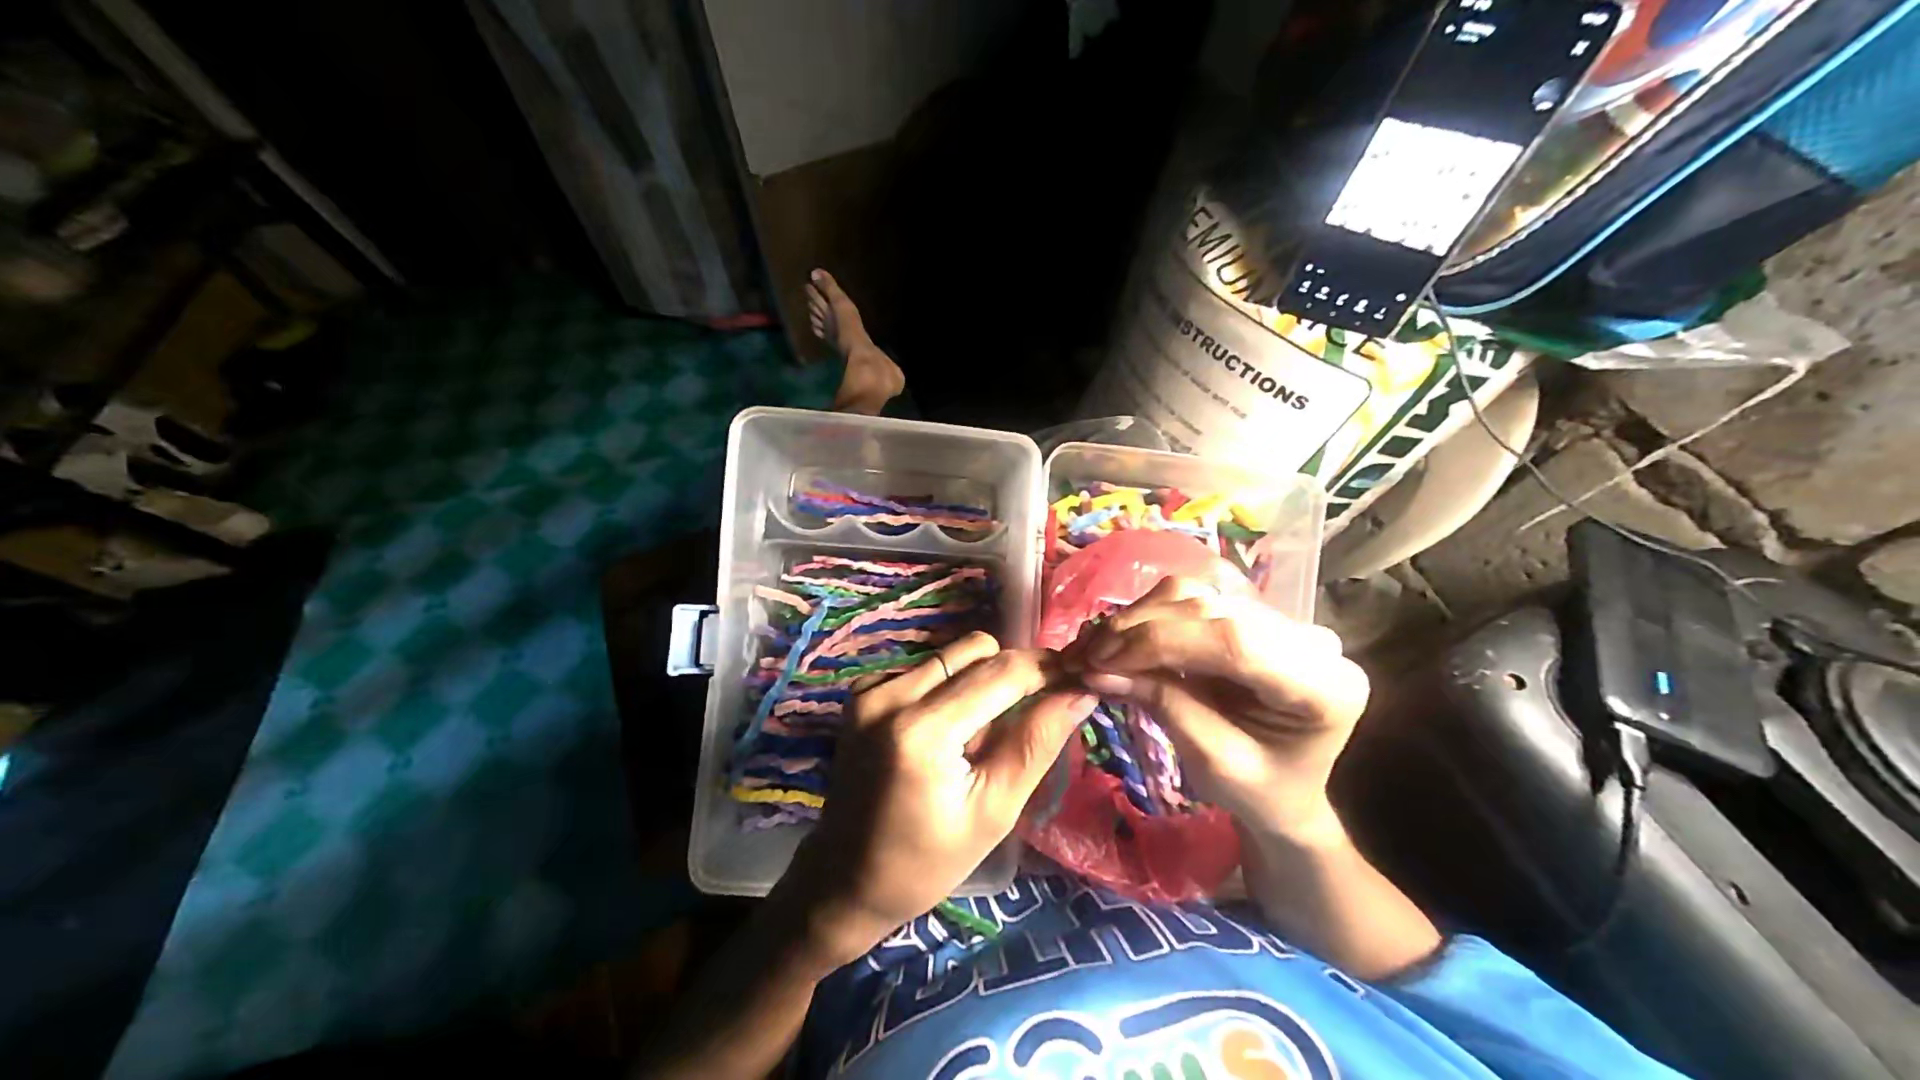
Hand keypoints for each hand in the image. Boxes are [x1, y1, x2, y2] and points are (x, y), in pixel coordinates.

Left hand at [777, 632, 1095, 965]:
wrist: (846, 877)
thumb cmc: (927, 861)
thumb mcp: (994, 811)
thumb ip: (1037, 743)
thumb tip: (1080, 692)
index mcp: (922, 731)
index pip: (1002, 673)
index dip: (1047, 669)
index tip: (1079, 677)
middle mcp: (890, 694)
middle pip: (977, 651)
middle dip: (1015, 672)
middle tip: (1033, 712)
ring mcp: (870, 689)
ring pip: (952, 654)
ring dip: (980, 679)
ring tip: (980, 732)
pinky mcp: (861, 692)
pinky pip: (924, 667)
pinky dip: (948, 686)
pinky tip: (946, 731)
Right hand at [1066, 577, 1368, 843]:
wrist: (1287, 792)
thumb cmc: (1259, 793)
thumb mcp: (1212, 761)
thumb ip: (1163, 706)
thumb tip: (1097, 669)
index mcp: (1322, 685)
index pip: (1234, 641)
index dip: (1160, 641)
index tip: (1102, 659)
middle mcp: (1310, 640)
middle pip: (1212, 610)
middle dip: (1141, 628)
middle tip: (1086, 656)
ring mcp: (1283, 622)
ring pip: (1198, 595)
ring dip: (1139, 617)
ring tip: (1099, 648)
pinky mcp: (1254, 616)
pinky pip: (1194, 600)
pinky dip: (1150, 616)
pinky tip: (1122, 638)